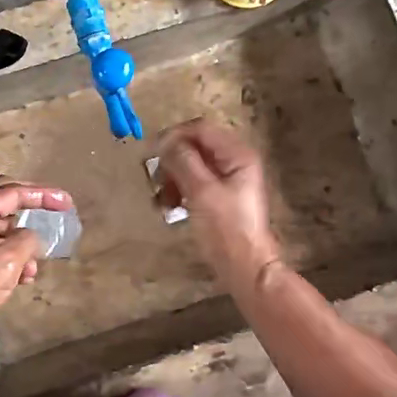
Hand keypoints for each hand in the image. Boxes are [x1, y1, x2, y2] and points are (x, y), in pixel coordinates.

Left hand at [0, 177, 71, 345]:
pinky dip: (9, 254)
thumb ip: (27, 239)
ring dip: (21, 241)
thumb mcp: (9, 260)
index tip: (66, 203)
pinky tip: (21, 277)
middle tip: (54, 210)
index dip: (42, 195)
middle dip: (31, 207)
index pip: (13, 192)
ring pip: (0, 227)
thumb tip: (29, 236)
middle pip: (4, 201)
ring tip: (33, 267)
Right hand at [157, 118, 283, 293]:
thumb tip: (164, 141)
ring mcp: (227, 180)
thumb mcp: (202, 191)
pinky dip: (178, 191)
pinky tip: (169, 206)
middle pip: (194, 146)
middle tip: (155, 178)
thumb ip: (183, 161)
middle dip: (171, 161)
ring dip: (172, 178)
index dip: (174, 136)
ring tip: (161, 198)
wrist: (244, 268)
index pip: (200, 129)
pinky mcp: (218, 197)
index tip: (151, 153)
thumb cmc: (226, 229)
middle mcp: (233, 161)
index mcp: (237, 154)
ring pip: (190, 165)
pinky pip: (193, 183)